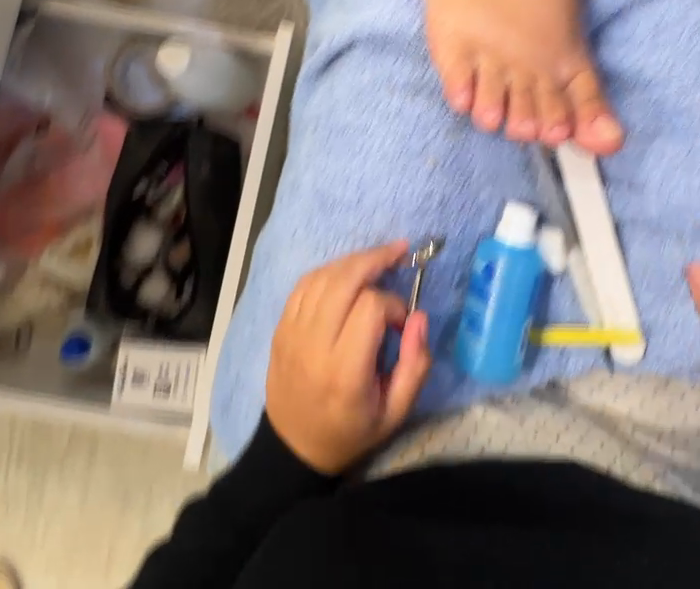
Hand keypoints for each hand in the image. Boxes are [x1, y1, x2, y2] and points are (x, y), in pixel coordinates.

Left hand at [265, 241, 432, 473]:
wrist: (293, 447)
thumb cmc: (349, 431)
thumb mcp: (395, 413)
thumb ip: (416, 365)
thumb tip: (419, 317)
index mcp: (344, 371)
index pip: (369, 309)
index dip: (393, 305)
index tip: (403, 324)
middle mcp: (313, 345)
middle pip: (343, 280)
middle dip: (374, 259)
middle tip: (399, 251)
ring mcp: (292, 333)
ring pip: (322, 277)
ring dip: (352, 262)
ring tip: (377, 258)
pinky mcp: (280, 328)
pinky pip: (303, 285)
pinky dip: (328, 272)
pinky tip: (347, 272)